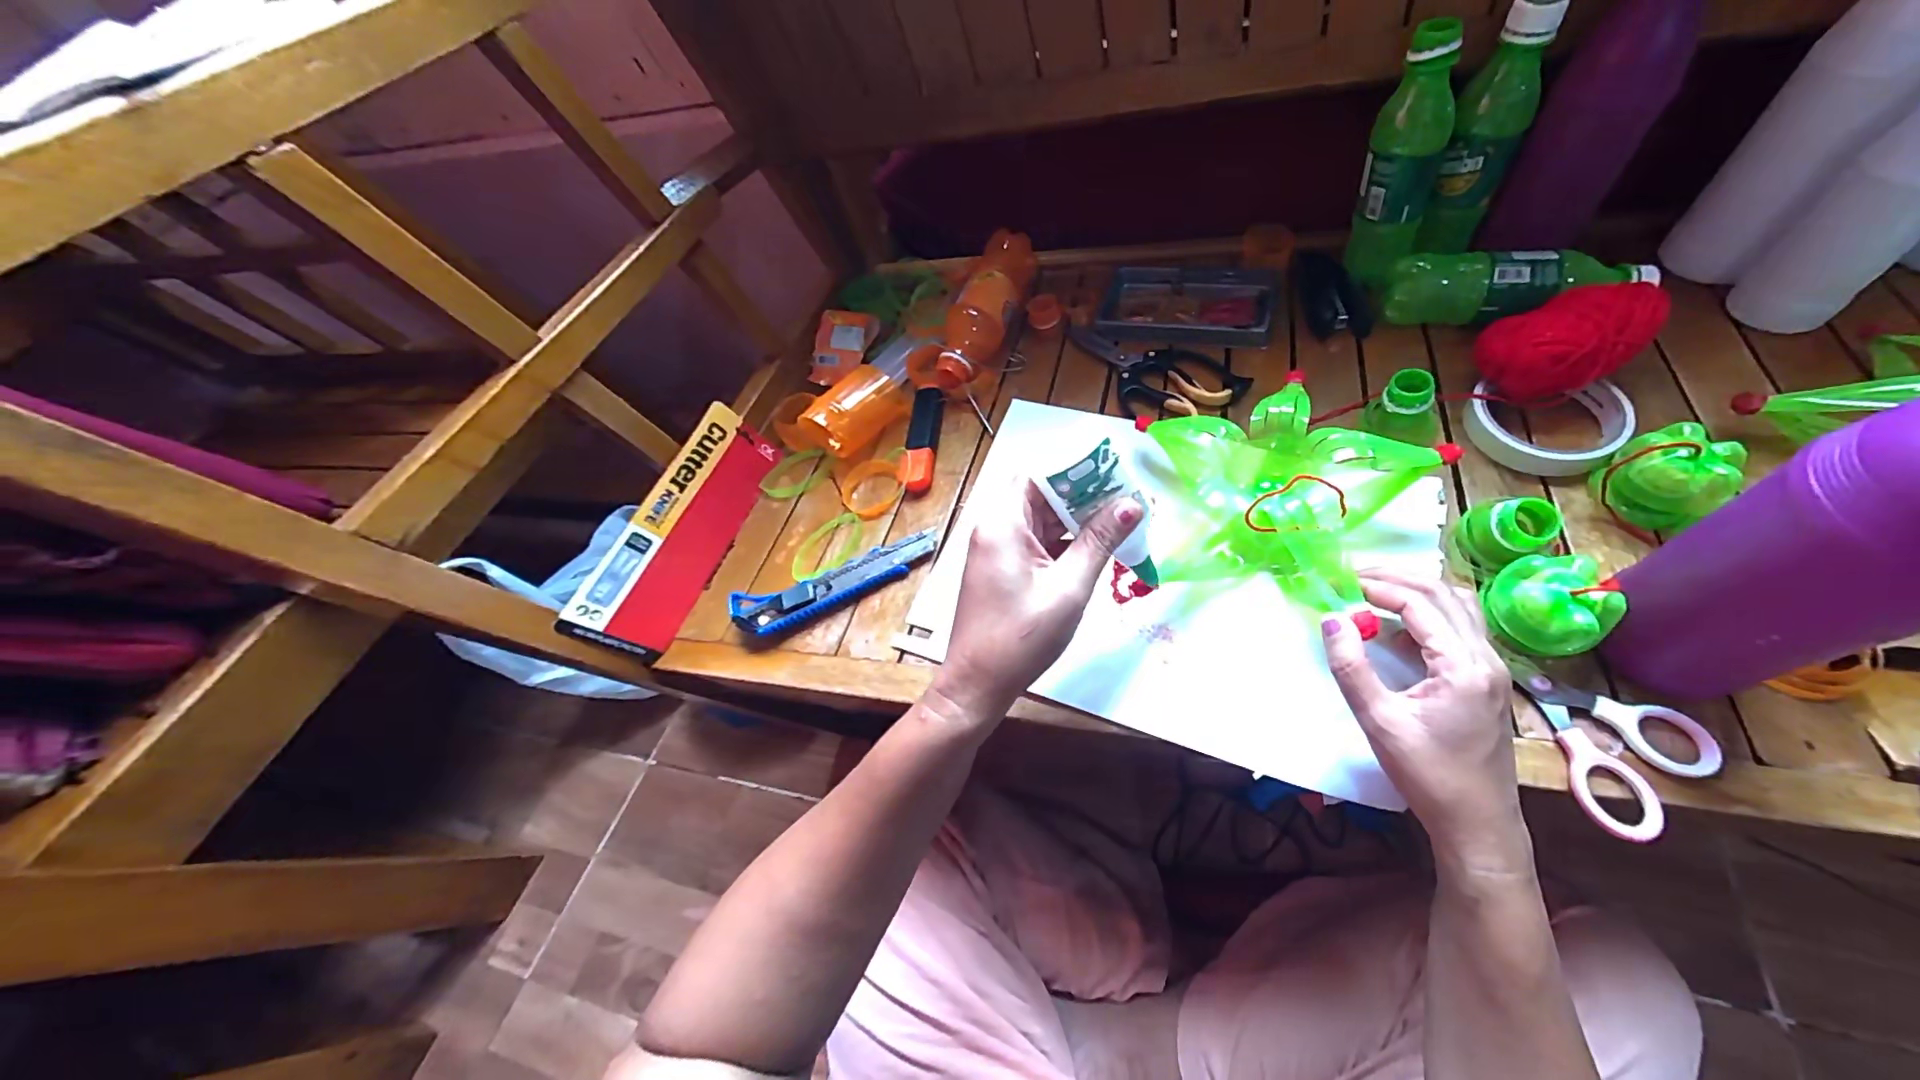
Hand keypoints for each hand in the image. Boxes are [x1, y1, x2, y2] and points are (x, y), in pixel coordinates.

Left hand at [927, 477, 1141, 727]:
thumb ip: (1099, 542)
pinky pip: (1037, 543)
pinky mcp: (1004, 569)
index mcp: (1002, 523)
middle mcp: (995, 529)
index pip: (1038, 475)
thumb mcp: (1069, 588)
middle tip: (1128, 500)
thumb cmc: (1020, 638)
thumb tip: (1130, 505)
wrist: (978, 684)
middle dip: (1084, 496)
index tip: (1115, 473)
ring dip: (1078, 521)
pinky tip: (1097, 549)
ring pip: (1042, 520)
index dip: (1076, 470)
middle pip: (1042, 495)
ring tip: (1122, 523)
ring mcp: (997, 550)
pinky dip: (1065, 543)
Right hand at [1321, 569, 1525, 870]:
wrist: (1478, 822)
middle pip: (1445, 596)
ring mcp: (1492, 670)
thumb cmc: (1428, 774)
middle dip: (1398, 580)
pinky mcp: (1486, 682)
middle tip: (1354, 577)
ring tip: (1374, 593)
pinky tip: (1395, 631)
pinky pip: (1459, 630)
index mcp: (1464, 667)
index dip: (1379, 587)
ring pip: (1458, 609)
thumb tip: (1331, 620)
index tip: (1340, 582)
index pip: (1420, 605)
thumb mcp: (1379, 721)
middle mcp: (1487, 660)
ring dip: (1416, 593)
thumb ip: (1352, 667)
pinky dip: (1427, 616)